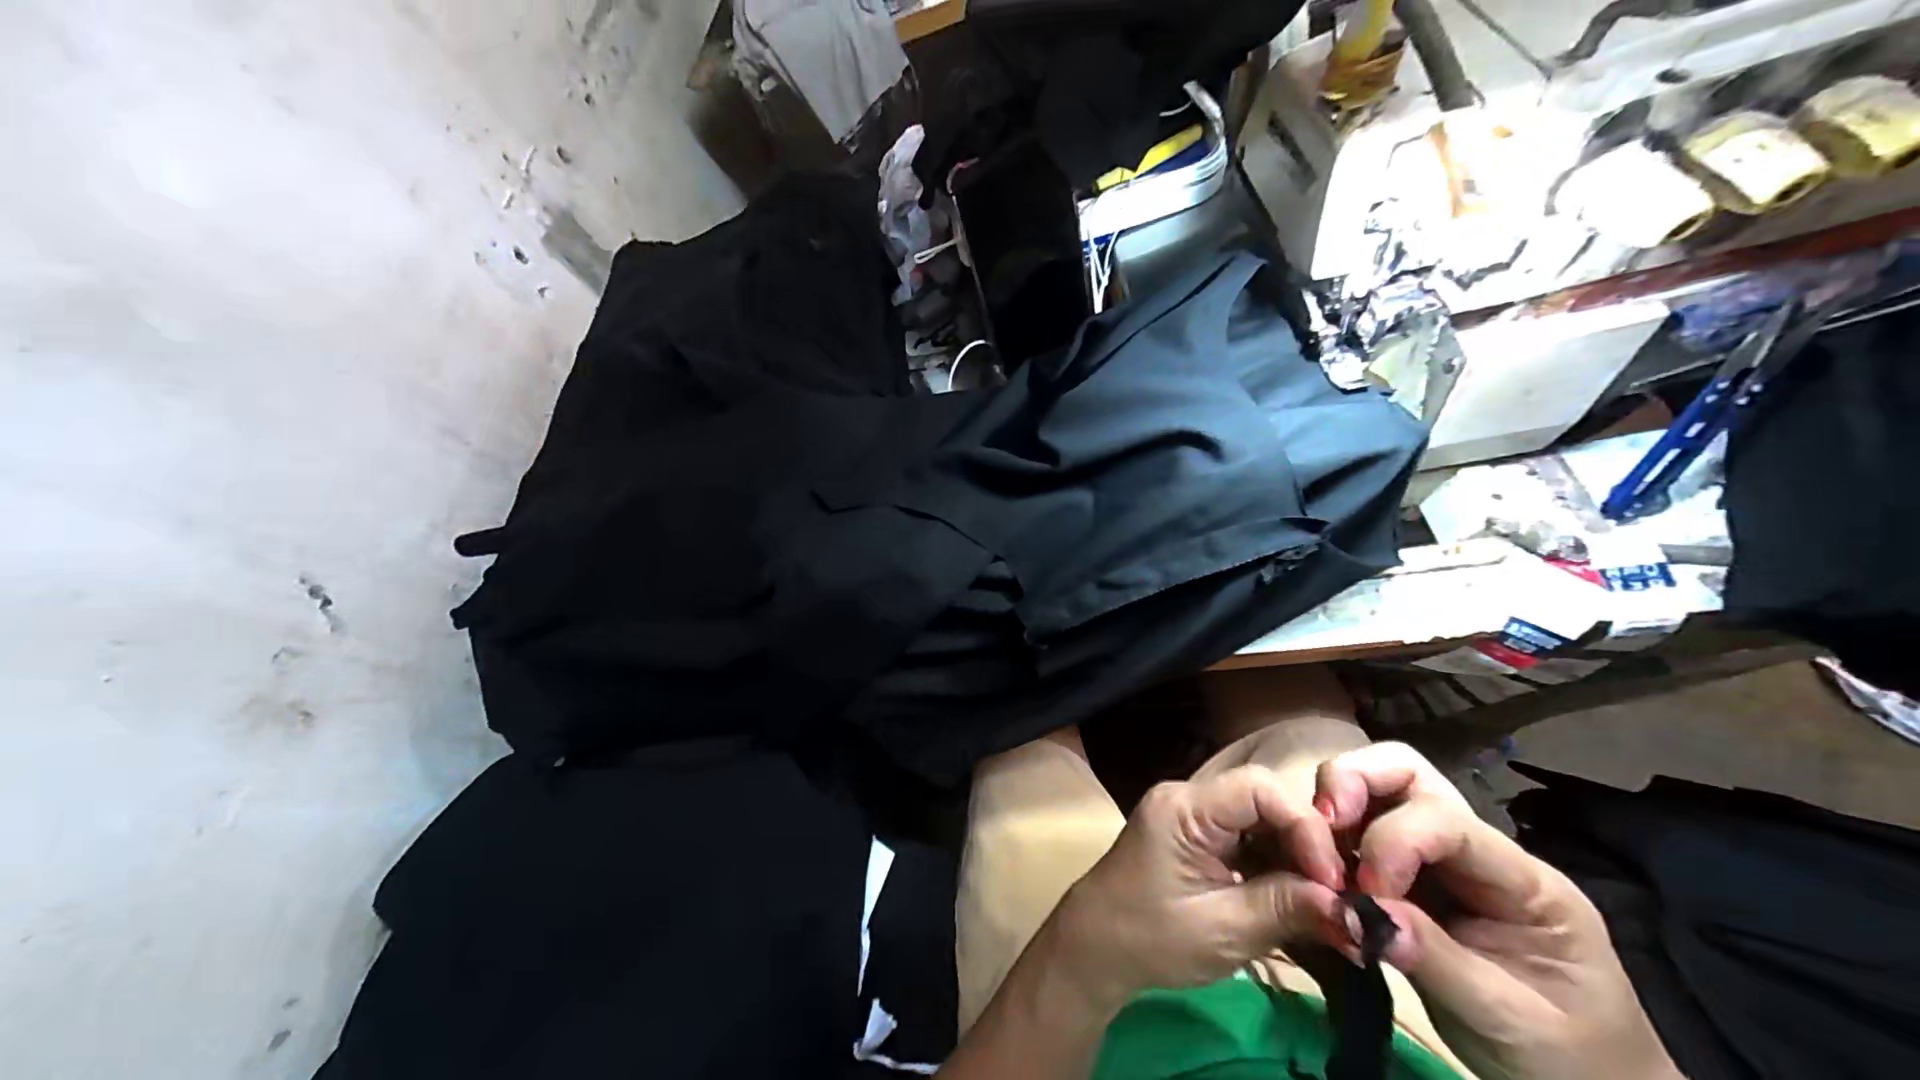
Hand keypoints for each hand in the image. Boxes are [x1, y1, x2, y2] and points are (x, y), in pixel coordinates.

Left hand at [1044, 765, 1350, 1012]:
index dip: (1304, 827)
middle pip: (1263, 800)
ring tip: (1327, 902)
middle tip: (1341, 895)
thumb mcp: (1224, 929)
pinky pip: (1249, 837)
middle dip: (1307, 844)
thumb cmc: (1151, 938)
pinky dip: (1277, 865)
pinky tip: (1300, 897)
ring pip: (1261, 820)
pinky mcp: (1198, 836)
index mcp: (1183, 807)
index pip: (1258, 789)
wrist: (1096, 948)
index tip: (1332, 881)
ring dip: (1297, 857)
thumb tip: (1357, 909)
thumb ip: (1287, 909)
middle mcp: (1188, 798)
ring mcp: (1192, 815)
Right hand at [1316, 743, 1682, 1079]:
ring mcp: (1443, 857)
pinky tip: (1321, 872)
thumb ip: (1434, 960)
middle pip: (1407, 772)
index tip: (1364, 891)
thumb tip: (1357, 913)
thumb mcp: (1507, 1020)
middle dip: (1353, 782)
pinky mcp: (1412, 874)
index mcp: (1524, 880)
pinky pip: (1362, 830)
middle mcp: (1479, 849)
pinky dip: (1332, 838)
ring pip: (1379, 789)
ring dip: (1337, 807)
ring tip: (1316, 855)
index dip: (1392, 840)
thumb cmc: (1564, 1057)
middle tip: (1320, 823)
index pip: (1446, 821)